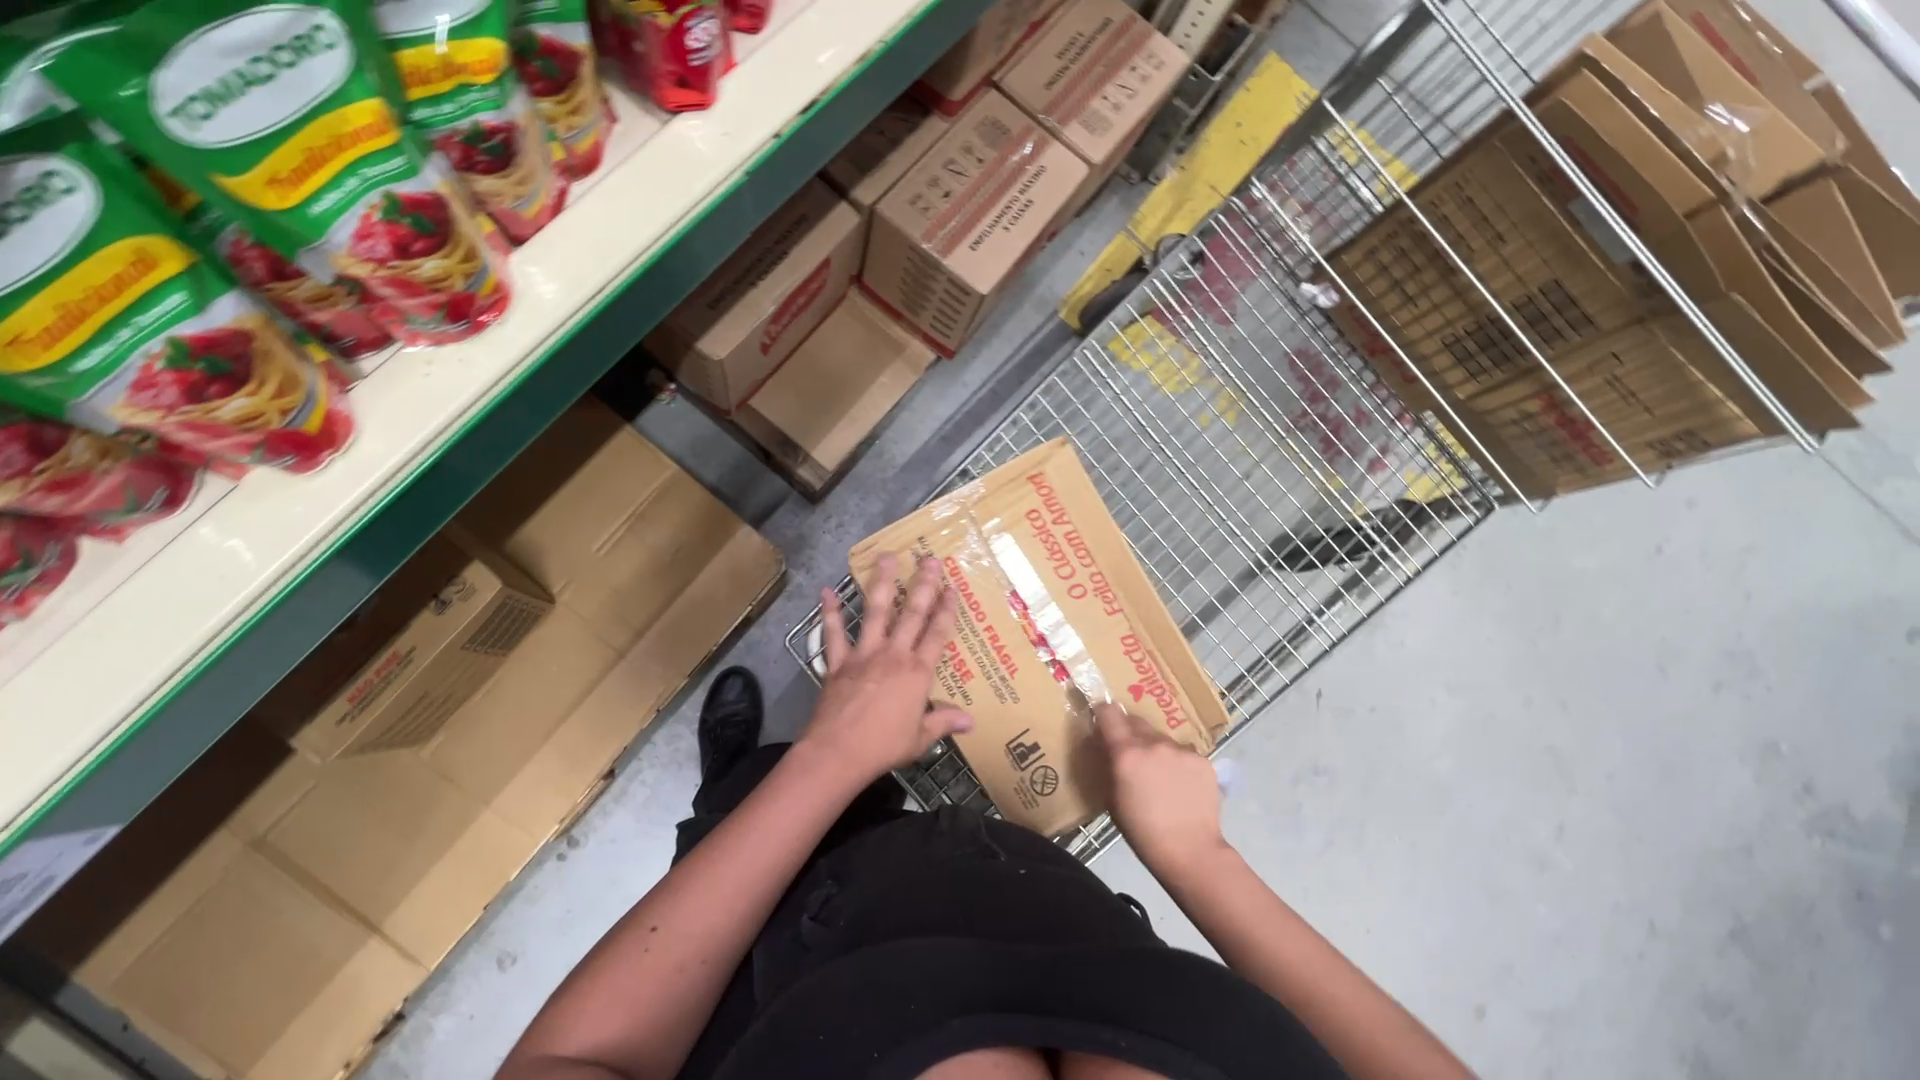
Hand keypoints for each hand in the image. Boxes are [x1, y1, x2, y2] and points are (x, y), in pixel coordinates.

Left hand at [801, 555, 973, 786]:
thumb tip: (971, 722)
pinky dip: (830, 613)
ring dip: (882, 583)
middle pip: (912, 614)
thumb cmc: (884, 747)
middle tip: (930, 559)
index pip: (937, 633)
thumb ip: (944, 723)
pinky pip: (833, 634)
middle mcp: (893, 655)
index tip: (953, 587)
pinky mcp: (837, 664)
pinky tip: (827, 592)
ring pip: (875, 612)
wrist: (838, 753)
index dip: (947, 609)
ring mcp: (863, 656)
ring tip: (886, 558)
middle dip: (924, 585)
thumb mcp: (921, 738)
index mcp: (917, 673)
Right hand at [1096, 703, 1227, 874]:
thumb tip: (1104, 747)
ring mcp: (1182, 750)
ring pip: (1162, 739)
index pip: (1109, 714)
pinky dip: (1178, 763)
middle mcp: (1154, 743)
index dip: (1103, 713)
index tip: (1101, 721)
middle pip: (1136, 721)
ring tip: (1159, 776)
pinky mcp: (1203, 760)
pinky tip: (1181, 786)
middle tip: (1129, 753)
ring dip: (1155, 749)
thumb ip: (1108, 766)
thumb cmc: (1141, 831)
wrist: (1189, 850)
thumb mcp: (1111, 798)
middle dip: (1128, 731)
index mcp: (1126, 753)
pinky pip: (1183, 753)